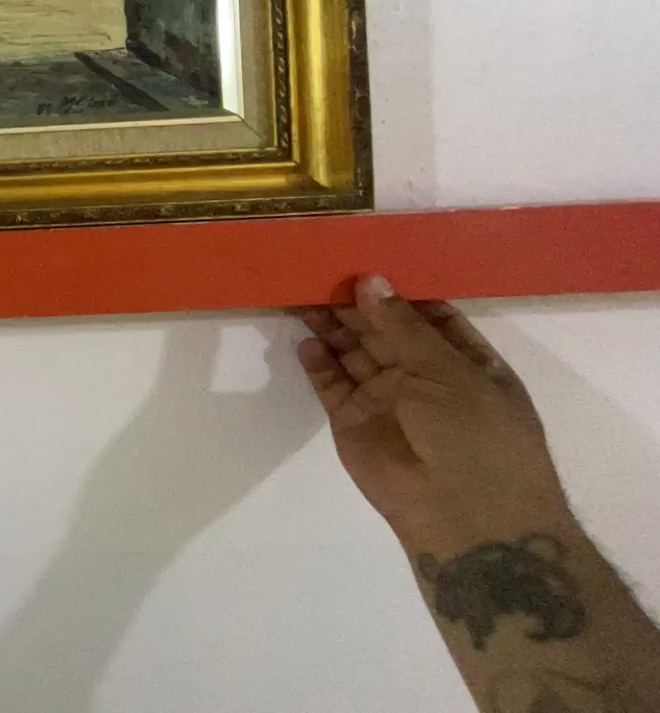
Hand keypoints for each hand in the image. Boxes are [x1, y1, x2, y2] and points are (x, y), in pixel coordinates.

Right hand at [295, 277, 575, 553]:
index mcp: (466, 365)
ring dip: (330, 327)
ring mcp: (386, 397)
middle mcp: (425, 377)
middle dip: (354, 305)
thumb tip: (370, 280)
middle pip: (383, 331)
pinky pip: (330, 381)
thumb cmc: (474, 436)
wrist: (458, 511)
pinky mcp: (351, 416)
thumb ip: (402, 326)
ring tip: (300, 300)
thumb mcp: (447, 372)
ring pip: (352, 351)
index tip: (364, 265)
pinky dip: (317, 361)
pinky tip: (307, 343)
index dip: (398, 292)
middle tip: (317, 276)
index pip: (430, 318)